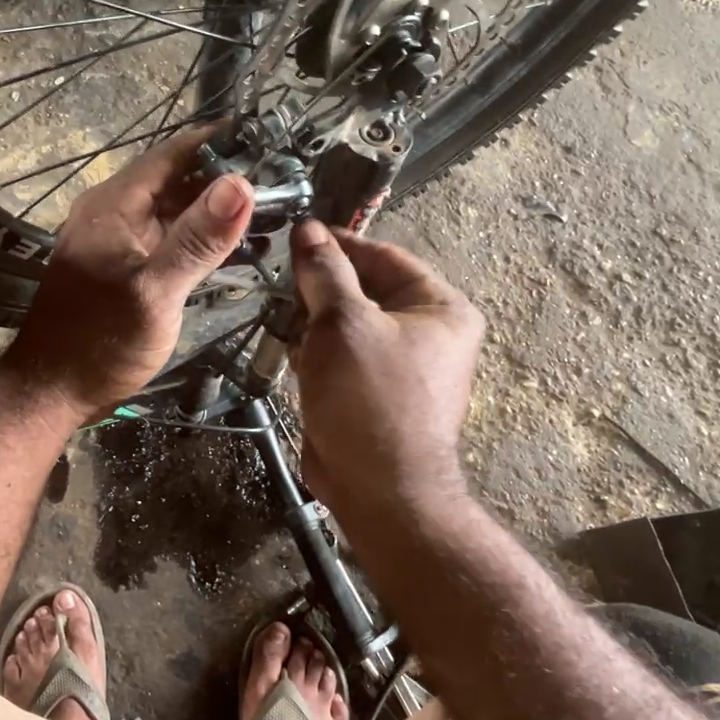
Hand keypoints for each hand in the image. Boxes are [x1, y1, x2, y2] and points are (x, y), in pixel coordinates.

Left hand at [0, 126, 254, 419]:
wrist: (52, 393)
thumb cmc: (99, 343)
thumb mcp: (154, 291)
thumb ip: (197, 240)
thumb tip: (242, 183)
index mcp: (115, 205)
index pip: (172, 153)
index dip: (219, 141)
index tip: (268, 136)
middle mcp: (115, 213)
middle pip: (176, 179)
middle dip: (226, 176)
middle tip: (283, 178)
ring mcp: (120, 241)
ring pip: (176, 210)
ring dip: (218, 210)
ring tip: (273, 210)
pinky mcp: (127, 268)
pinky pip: (170, 240)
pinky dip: (204, 239)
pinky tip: (240, 248)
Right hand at [288, 221, 485, 523]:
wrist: (380, 490)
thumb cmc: (370, 397)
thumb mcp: (344, 323)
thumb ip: (324, 272)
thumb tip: (308, 229)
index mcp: (441, 309)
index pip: (385, 257)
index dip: (339, 243)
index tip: (296, 233)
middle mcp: (429, 333)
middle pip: (365, 289)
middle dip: (320, 285)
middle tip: (278, 275)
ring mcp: (401, 366)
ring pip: (348, 323)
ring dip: (313, 318)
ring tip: (278, 313)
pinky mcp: (373, 392)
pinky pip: (342, 355)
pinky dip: (316, 350)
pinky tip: (289, 350)